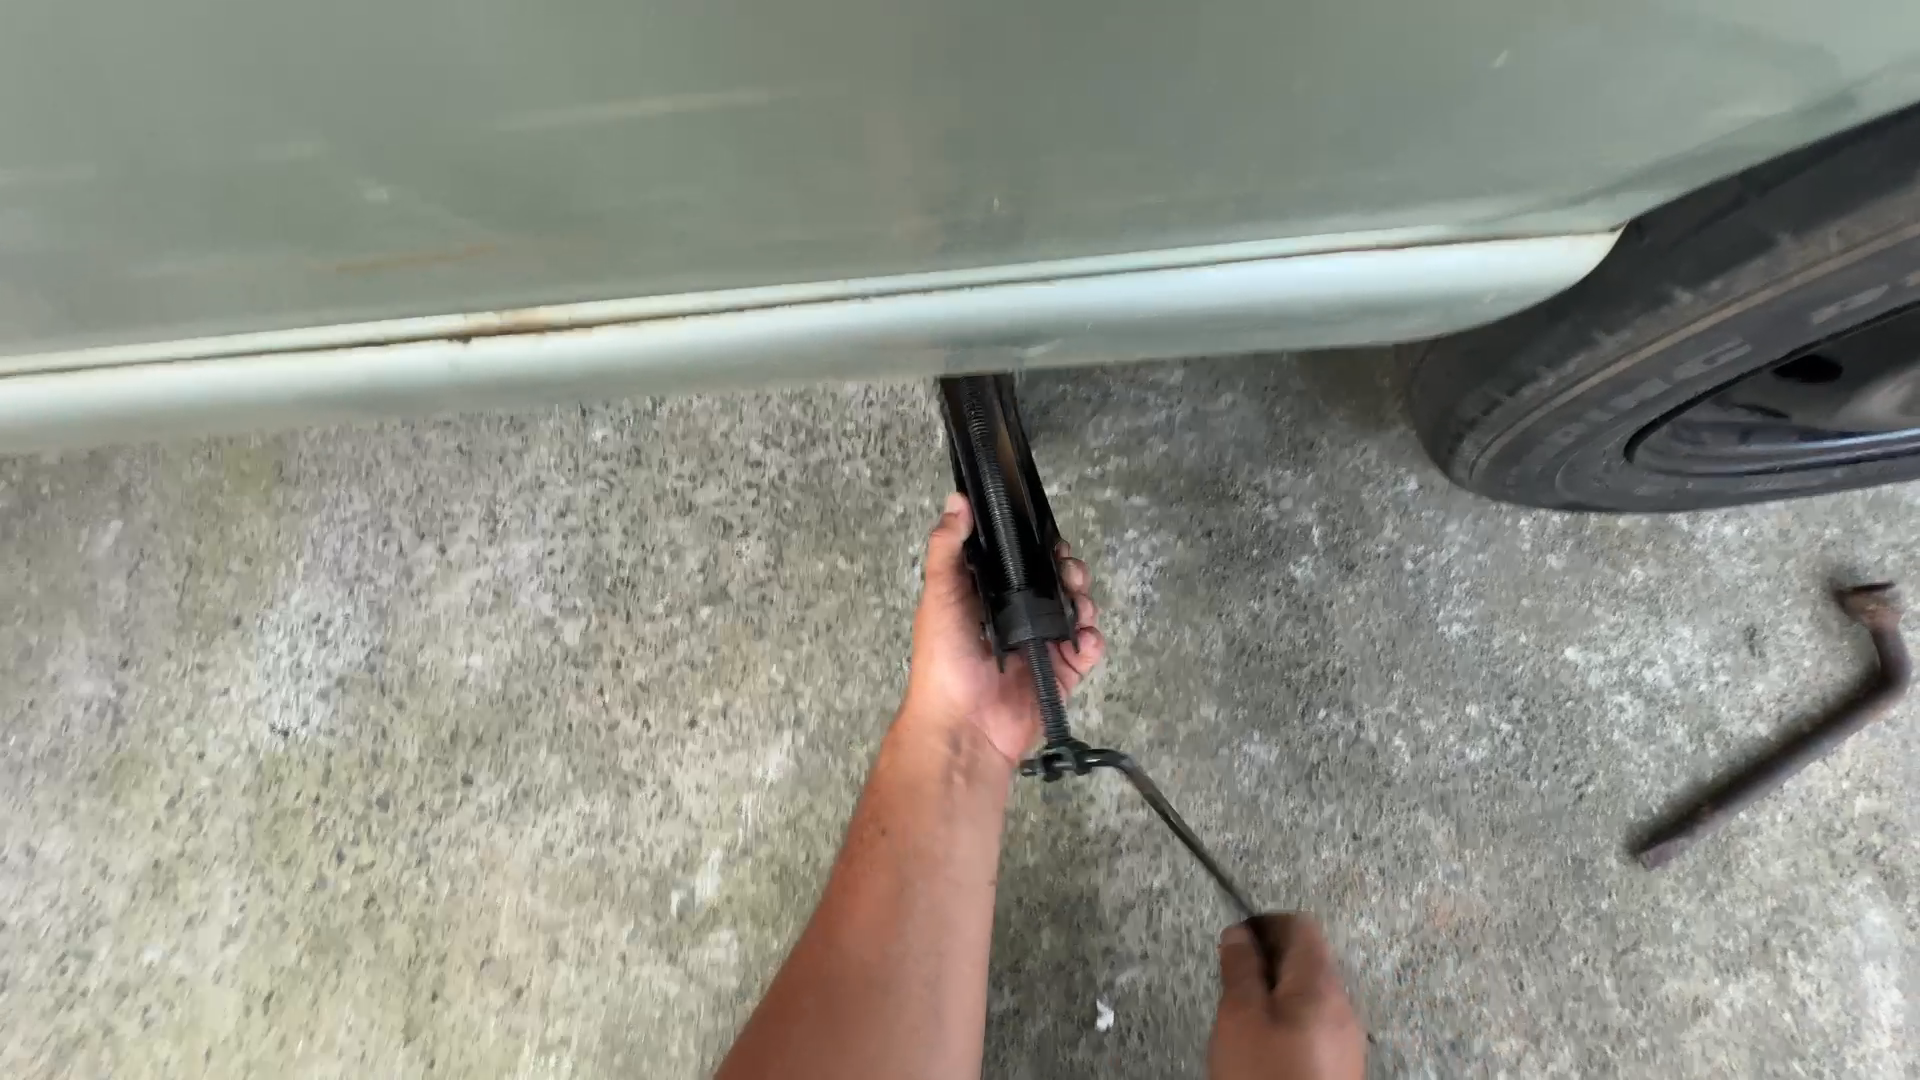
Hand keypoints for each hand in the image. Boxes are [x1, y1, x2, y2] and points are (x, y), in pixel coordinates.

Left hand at [900, 493, 1104, 767]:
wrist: (963, 725)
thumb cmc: (944, 659)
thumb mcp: (939, 596)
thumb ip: (947, 548)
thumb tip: (956, 502)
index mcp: (986, 598)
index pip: (1018, 562)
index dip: (1035, 546)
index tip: (1047, 536)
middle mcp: (1015, 618)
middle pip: (1054, 583)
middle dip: (1067, 571)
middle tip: (1068, 570)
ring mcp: (1040, 646)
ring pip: (1075, 611)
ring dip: (1084, 601)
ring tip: (1079, 603)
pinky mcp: (1060, 673)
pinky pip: (1086, 650)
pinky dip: (1092, 640)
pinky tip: (1084, 637)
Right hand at [1209, 915, 1365, 1079]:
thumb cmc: (1265, 1075)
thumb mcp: (1240, 1015)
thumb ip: (1240, 967)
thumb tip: (1239, 933)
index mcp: (1321, 986)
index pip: (1301, 926)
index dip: (1265, 923)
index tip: (1236, 942)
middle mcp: (1343, 1007)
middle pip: (1307, 958)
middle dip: (1267, 960)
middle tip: (1234, 981)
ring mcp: (1346, 1040)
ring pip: (1308, 992)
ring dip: (1275, 990)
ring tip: (1244, 1015)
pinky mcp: (1341, 1067)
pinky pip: (1314, 1022)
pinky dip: (1287, 1018)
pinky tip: (1264, 1045)